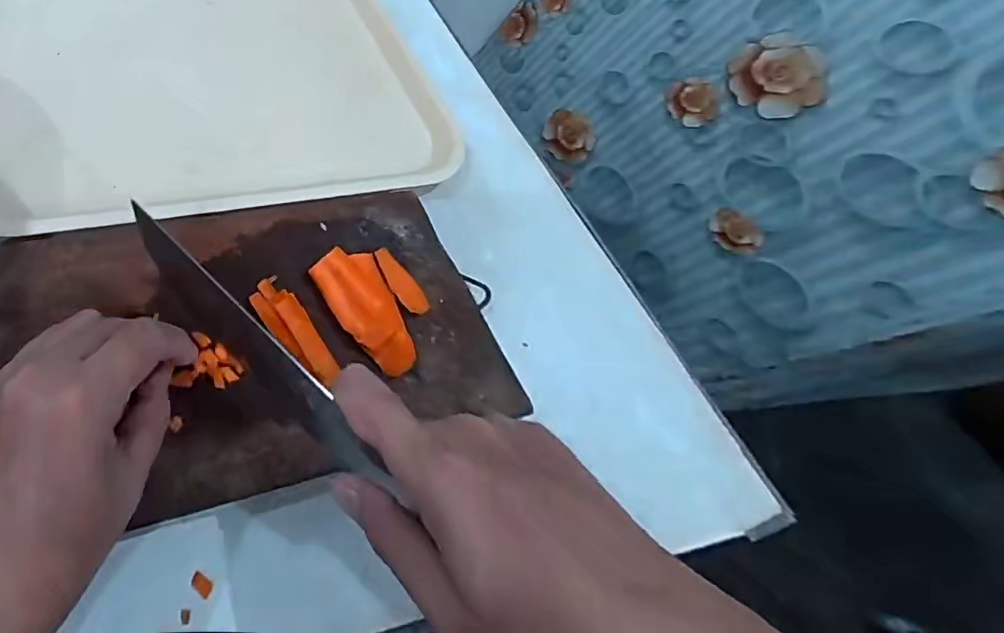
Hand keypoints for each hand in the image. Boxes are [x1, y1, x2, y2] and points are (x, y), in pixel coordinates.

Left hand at [0, 311, 195, 632]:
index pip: (139, 338)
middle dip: (141, 338)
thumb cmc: (63, 546)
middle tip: (159, 373)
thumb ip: (150, 417)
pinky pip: (44, 344)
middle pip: (106, 323)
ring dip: (106, 339)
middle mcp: (42, 369)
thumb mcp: (127, 483)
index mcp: (80, 396)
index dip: (173, 339)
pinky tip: (83, 383)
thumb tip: (157, 377)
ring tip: (122, 376)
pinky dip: (73, 349)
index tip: (191, 356)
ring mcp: (12, 373)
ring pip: (73, 325)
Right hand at [331, 365, 775, 632]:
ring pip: (454, 436)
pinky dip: (494, 469)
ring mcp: (515, 431)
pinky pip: (495, 441)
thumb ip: (389, 535)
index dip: (342, 398)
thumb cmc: (537, 625)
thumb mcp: (449, 606)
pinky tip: (533, 524)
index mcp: (436, 467)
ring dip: (455, 471)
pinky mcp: (552, 441)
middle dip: (413, 470)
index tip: (346, 433)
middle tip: (445, 536)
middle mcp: (470, 430)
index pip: (364, 395)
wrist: (661, 632)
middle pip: (412, 430)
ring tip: (497, 537)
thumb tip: (344, 484)